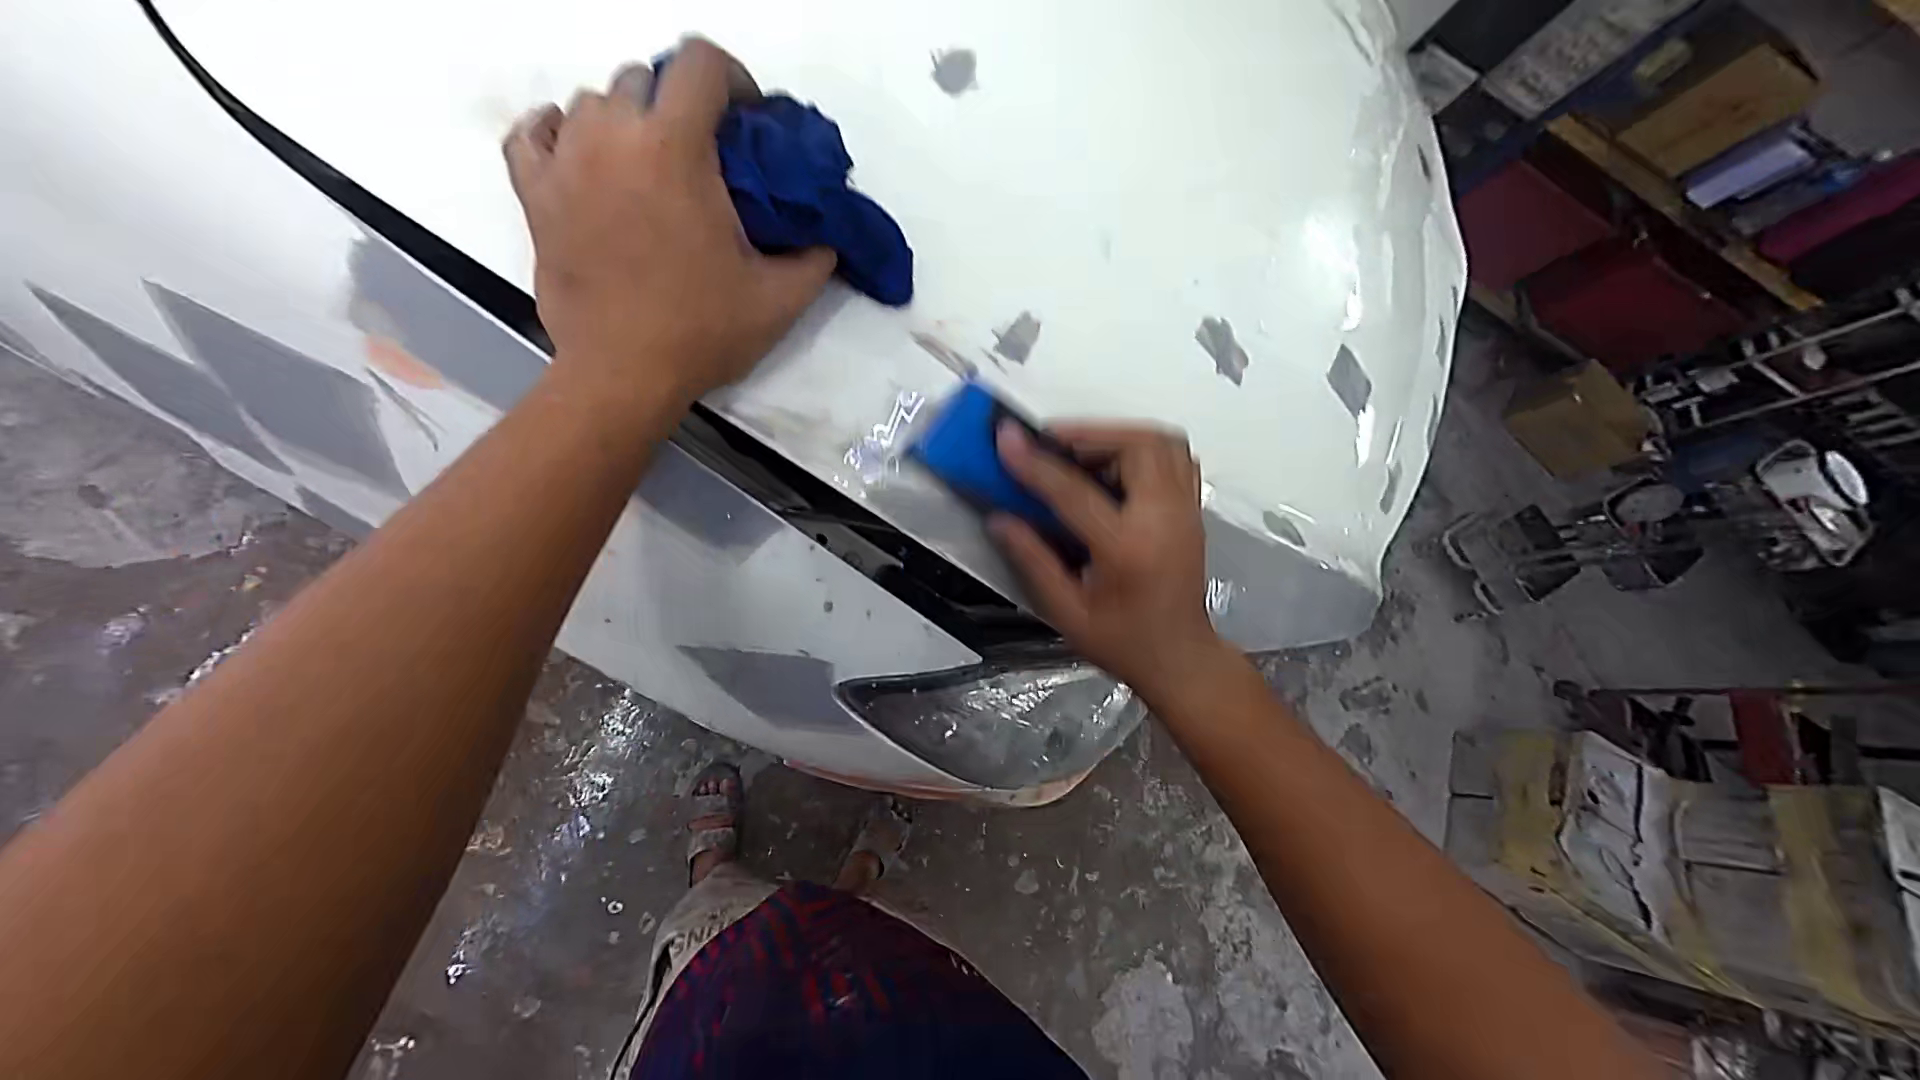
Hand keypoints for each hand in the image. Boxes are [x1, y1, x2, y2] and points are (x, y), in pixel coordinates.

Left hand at [503, 40, 836, 412]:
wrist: (623, 374)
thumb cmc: (702, 333)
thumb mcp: (778, 301)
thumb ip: (814, 259)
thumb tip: (828, 238)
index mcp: (674, 150)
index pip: (700, 64)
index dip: (732, 78)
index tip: (746, 118)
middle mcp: (612, 137)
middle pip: (645, 80)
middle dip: (681, 107)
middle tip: (703, 156)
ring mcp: (565, 161)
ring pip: (593, 102)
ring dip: (628, 122)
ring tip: (650, 168)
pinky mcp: (534, 193)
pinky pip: (535, 132)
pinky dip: (561, 132)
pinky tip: (585, 157)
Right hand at [991, 421, 1234, 701]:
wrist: (1180, 658)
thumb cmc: (1121, 641)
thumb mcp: (1065, 610)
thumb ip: (1032, 559)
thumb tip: (998, 517)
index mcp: (1127, 548)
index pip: (1075, 491)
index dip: (1035, 462)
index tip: (1006, 437)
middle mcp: (1165, 518)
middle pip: (1137, 446)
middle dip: (1089, 435)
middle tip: (1051, 445)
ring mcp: (1186, 511)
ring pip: (1162, 442)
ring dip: (1118, 436)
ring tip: (1080, 452)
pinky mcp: (1192, 509)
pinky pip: (1174, 456)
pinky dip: (1142, 448)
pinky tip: (1113, 467)